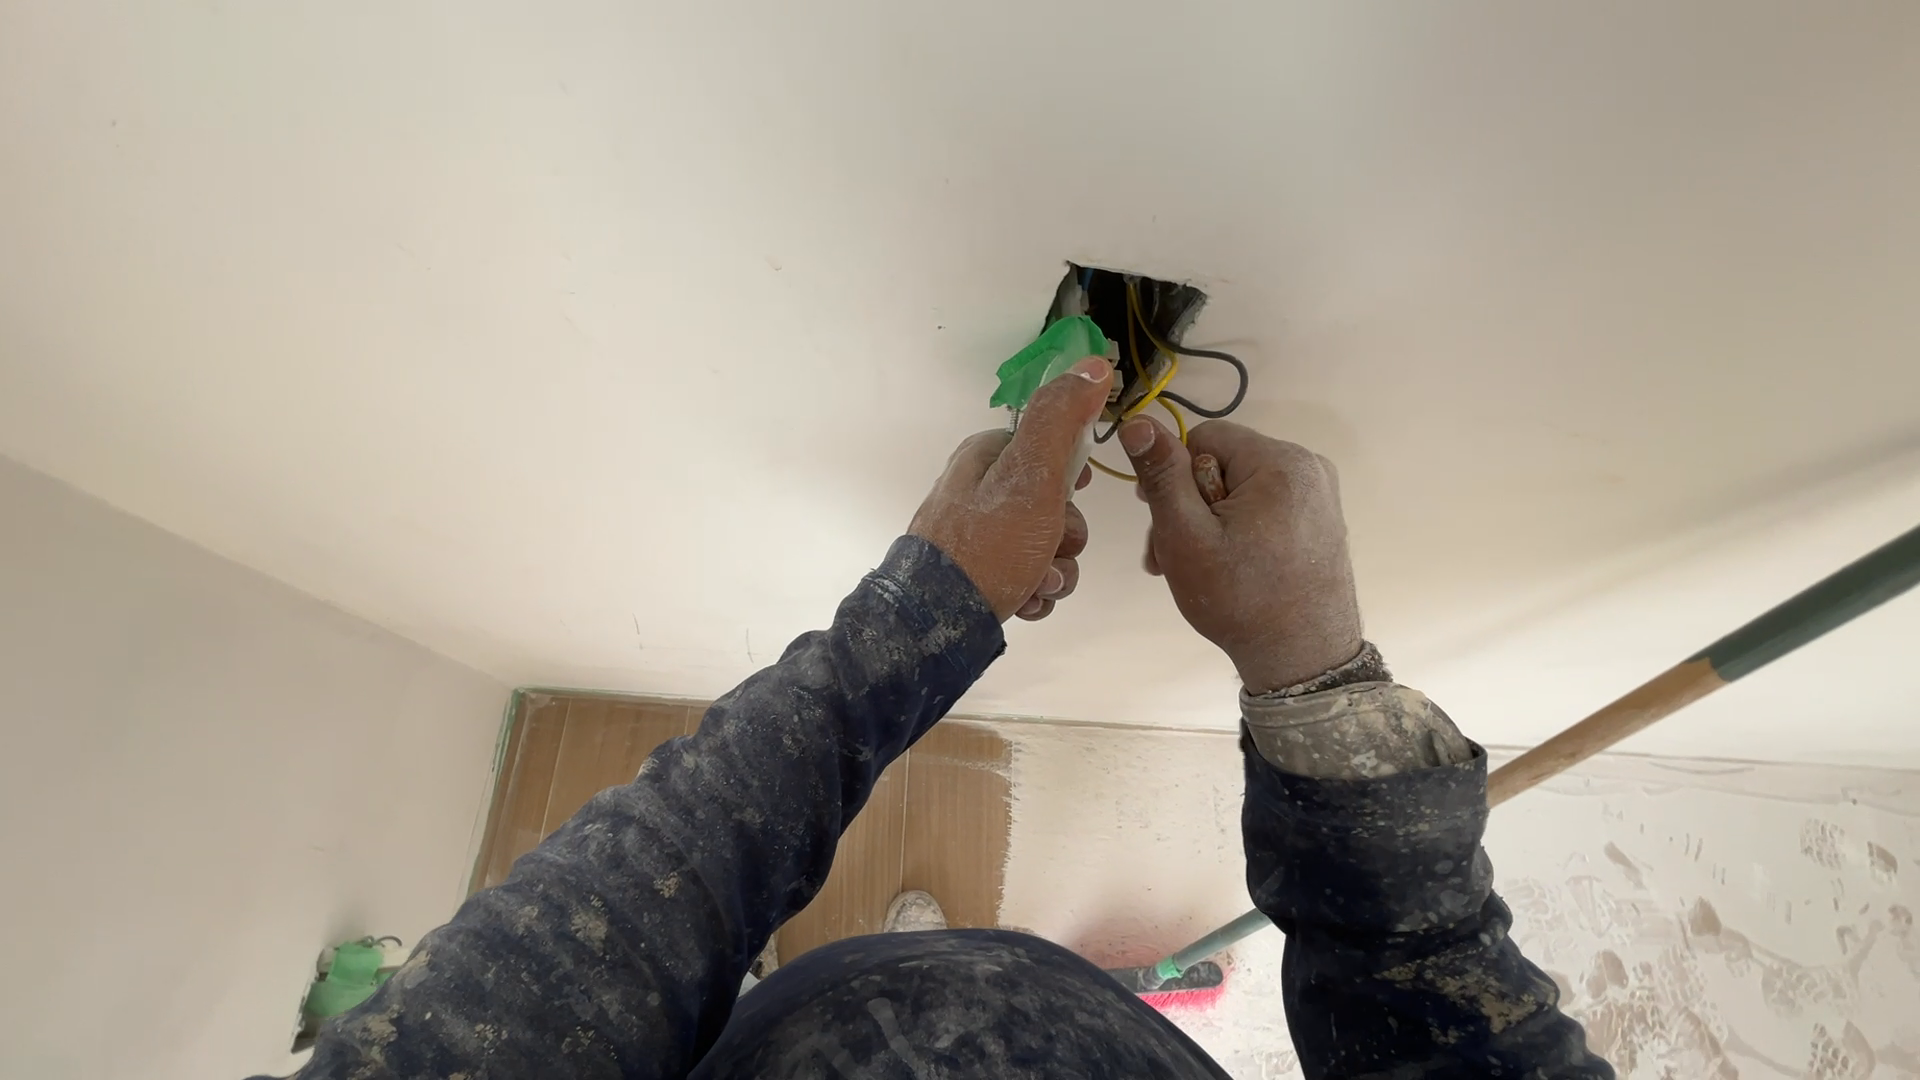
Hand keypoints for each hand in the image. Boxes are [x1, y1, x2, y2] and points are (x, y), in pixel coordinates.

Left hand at [910, 357, 1111, 620]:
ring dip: (1056, 570)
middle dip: (1066, 536)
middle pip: (1054, 504)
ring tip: (1038, 584)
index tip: (1079, 492)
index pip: (1048, 447)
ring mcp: (978, 537)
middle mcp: (979, 492)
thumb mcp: (1030, 474)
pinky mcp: (980, 575)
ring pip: (1048, 546)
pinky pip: (1029, 576)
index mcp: (985, 457)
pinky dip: (1037, 591)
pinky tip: (1027, 601)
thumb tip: (1093, 364)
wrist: (940, 620)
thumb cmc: (990, 543)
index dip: (1073, 473)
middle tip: (1052, 550)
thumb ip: (1061, 419)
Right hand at [1120, 416, 1361, 692]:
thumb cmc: (1238, 598)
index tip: (1158, 521)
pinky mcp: (1319, 520)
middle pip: (1221, 464)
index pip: (1203, 438)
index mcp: (1279, 462)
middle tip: (1168, 555)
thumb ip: (1162, 476)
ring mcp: (1318, 495)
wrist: (1302, 659)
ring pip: (1238, 489)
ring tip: (1193, 567)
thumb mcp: (1186, 535)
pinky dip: (1235, 530)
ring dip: (1206, 521)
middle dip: (1187, 505)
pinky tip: (1225, 566)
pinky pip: (1262, 507)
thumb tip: (1136, 421)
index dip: (1171, 476)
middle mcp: (1308, 467)